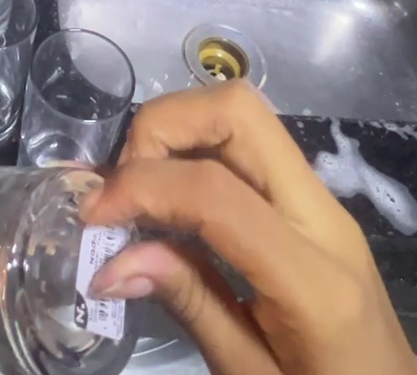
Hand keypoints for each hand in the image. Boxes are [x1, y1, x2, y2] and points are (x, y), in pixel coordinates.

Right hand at [83, 81, 416, 374]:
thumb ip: (189, 305)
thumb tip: (108, 262)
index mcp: (314, 280)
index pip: (216, 192)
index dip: (142, 188)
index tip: (93, 216)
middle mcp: (323, 215)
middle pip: (237, 111)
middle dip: (162, 126)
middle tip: (123, 184)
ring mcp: (320, 199)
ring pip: (241, 111)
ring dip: (176, 129)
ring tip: (137, 187)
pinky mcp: (309, 198)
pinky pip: (244, 142)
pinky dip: (192, 144)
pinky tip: (165, 189)